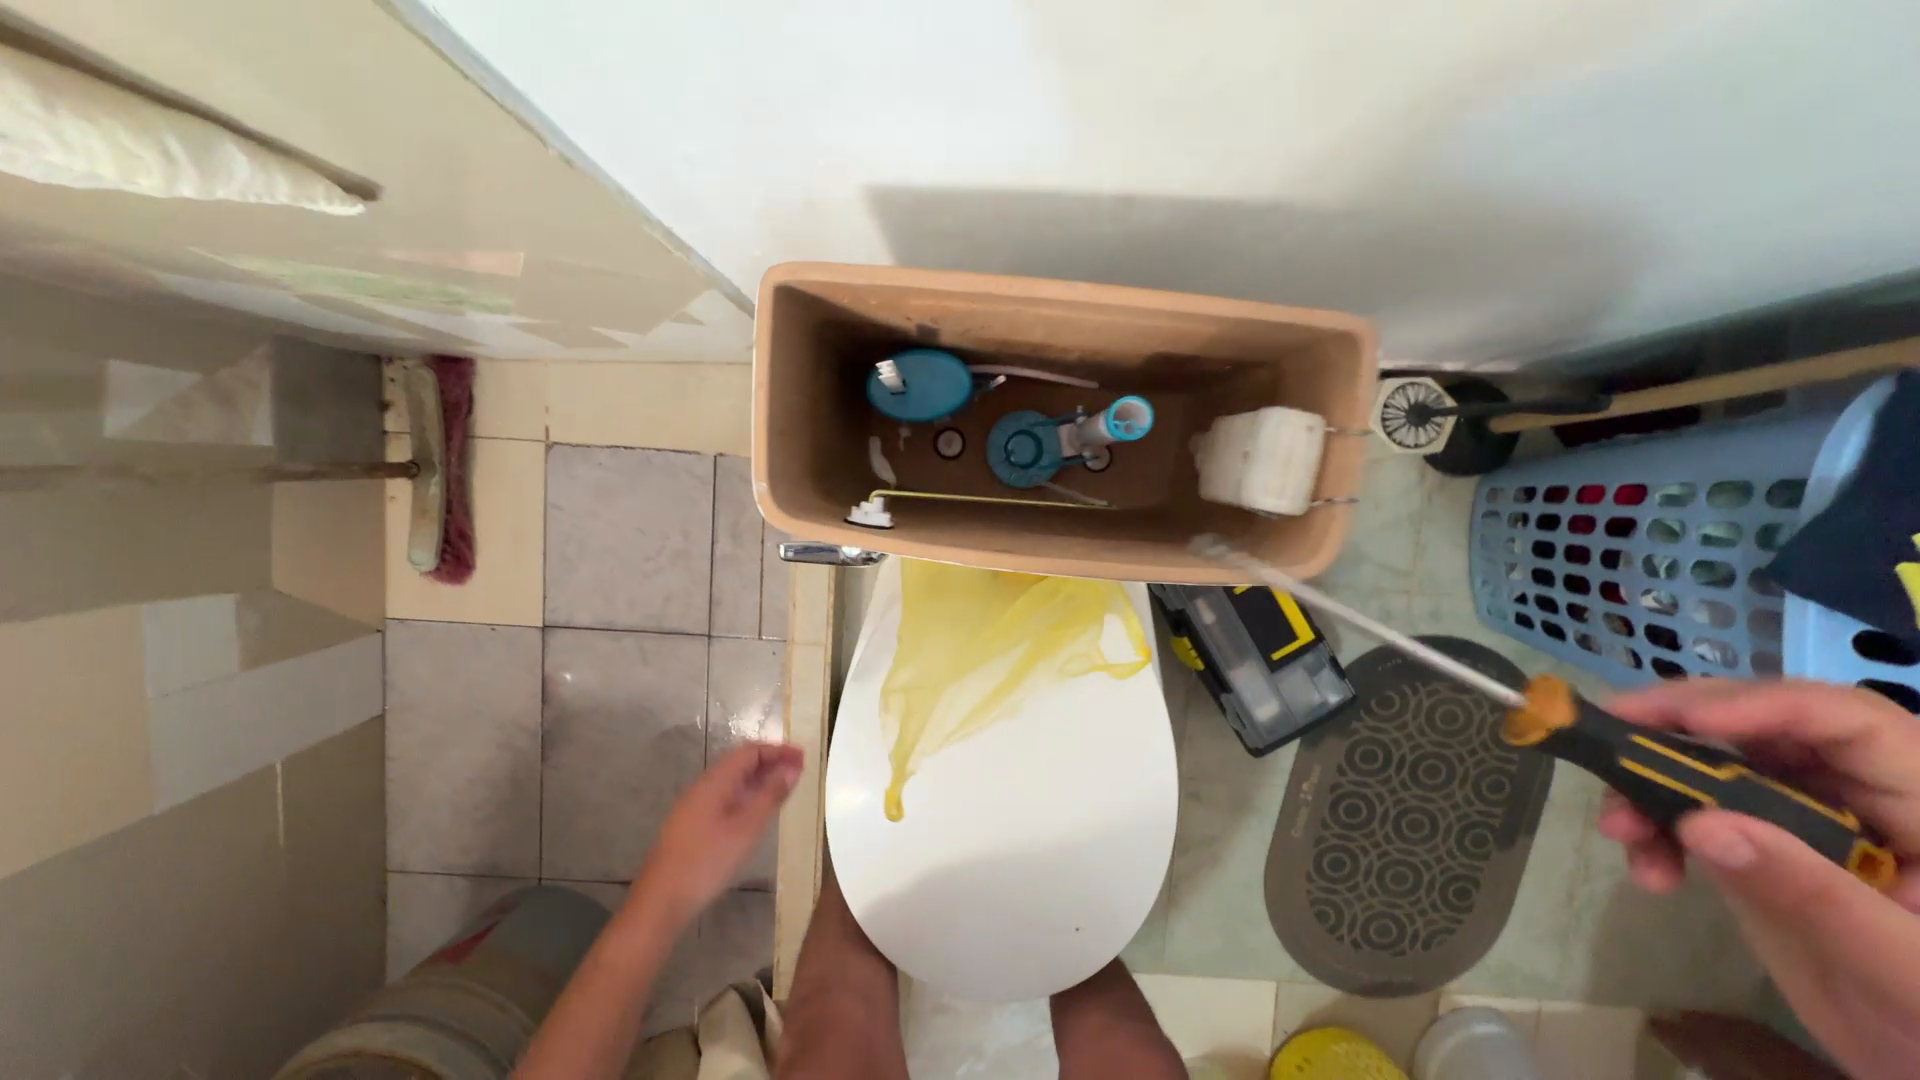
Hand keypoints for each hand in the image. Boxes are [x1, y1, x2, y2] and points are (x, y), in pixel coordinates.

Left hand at [627, 742, 804, 930]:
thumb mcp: (747, 828)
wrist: (662, 900)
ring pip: (732, 783)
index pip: (750, 751)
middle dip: (771, 763)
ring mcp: (696, 807)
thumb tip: (792, 769)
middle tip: (799, 772)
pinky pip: (726, 798)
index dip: (778, 750)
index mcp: (715, 782)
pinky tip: (758, 814)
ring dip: (760, 780)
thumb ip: (771, 796)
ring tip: (785, 789)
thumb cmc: (707, 861)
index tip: (803, 757)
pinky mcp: (694, 825)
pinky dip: (748, 797)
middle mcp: (703, 788)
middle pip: (740, 764)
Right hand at [1597, 679, 1919, 1078]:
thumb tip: (1702, 824)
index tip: (1678, 721)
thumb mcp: (1901, 968)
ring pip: (1715, 768)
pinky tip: (1648, 871)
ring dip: (1651, 788)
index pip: (1846, 722)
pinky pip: (1697, 814)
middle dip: (1678, 737)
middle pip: (1762, 732)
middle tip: (1608, 740)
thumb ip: (1812, 892)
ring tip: (1618, 830)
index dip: (1761, 706)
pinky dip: (1656, 831)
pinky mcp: (1764, 846)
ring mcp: (1808, 821)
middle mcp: (1864, 795)